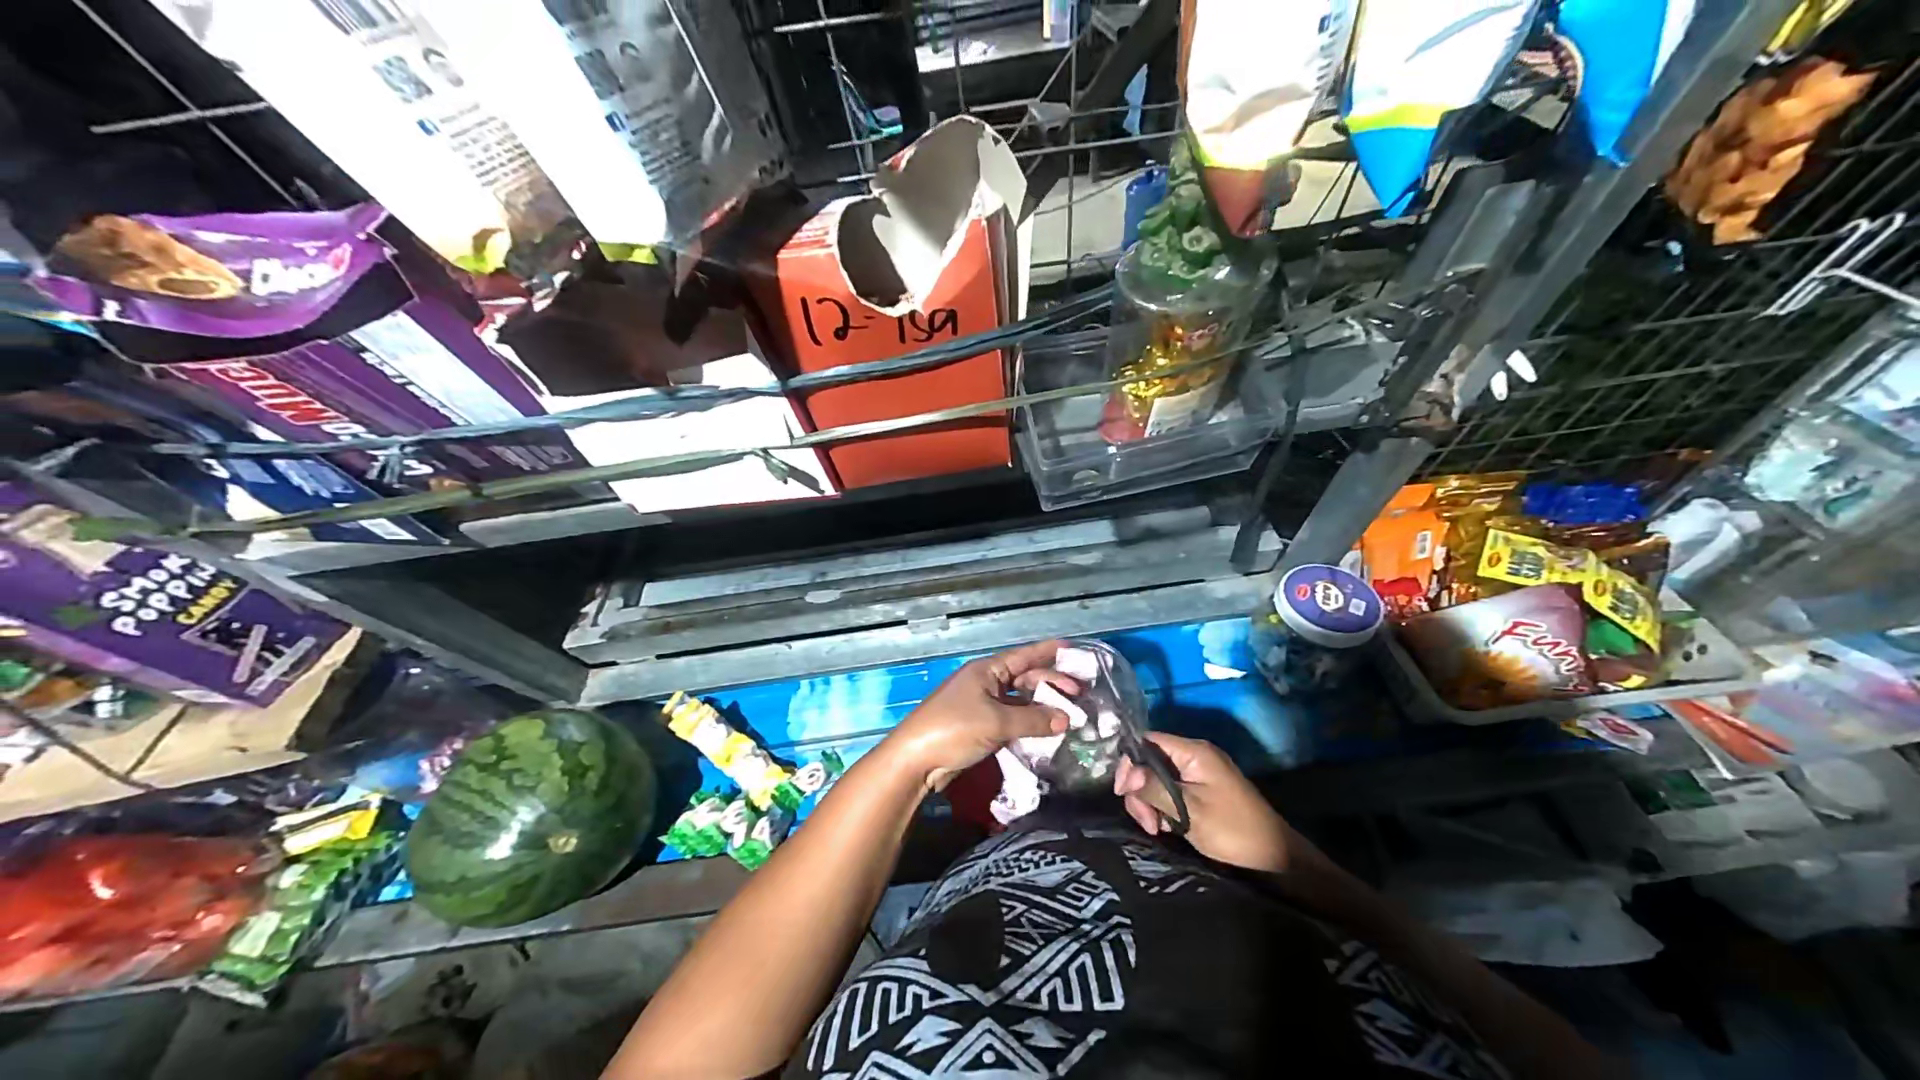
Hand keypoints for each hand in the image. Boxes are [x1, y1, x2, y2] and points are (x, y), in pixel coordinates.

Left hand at [883, 640, 1073, 791]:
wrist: (916, 760)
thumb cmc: (954, 729)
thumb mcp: (997, 722)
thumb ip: (1033, 720)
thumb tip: (1066, 719)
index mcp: (986, 671)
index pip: (1023, 655)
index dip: (1047, 652)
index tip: (1073, 649)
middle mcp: (985, 683)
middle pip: (1024, 678)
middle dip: (1051, 684)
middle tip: (1079, 694)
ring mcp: (982, 705)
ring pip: (1019, 701)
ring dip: (1042, 706)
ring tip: (1069, 714)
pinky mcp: (980, 727)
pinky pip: (1011, 719)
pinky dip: (1029, 723)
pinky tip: (1047, 731)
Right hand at [1113, 733, 1297, 873]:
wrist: (1273, 857)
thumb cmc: (1232, 829)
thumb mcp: (1189, 810)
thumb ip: (1154, 788)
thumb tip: (1126, 774)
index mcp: (1193, 752)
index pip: (1147, 742)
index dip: (1130, 764)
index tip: (1125, 793)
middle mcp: (1194, 756)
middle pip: (1149, 762)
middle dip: (1140, 790)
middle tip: (1147, 822)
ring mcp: (1198, 773)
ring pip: (1156, 779)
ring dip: (1150, 802)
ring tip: (1156, 829)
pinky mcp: (1200, 790)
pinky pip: (1169, 790)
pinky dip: (1162, 807)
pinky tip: (1165, 827)